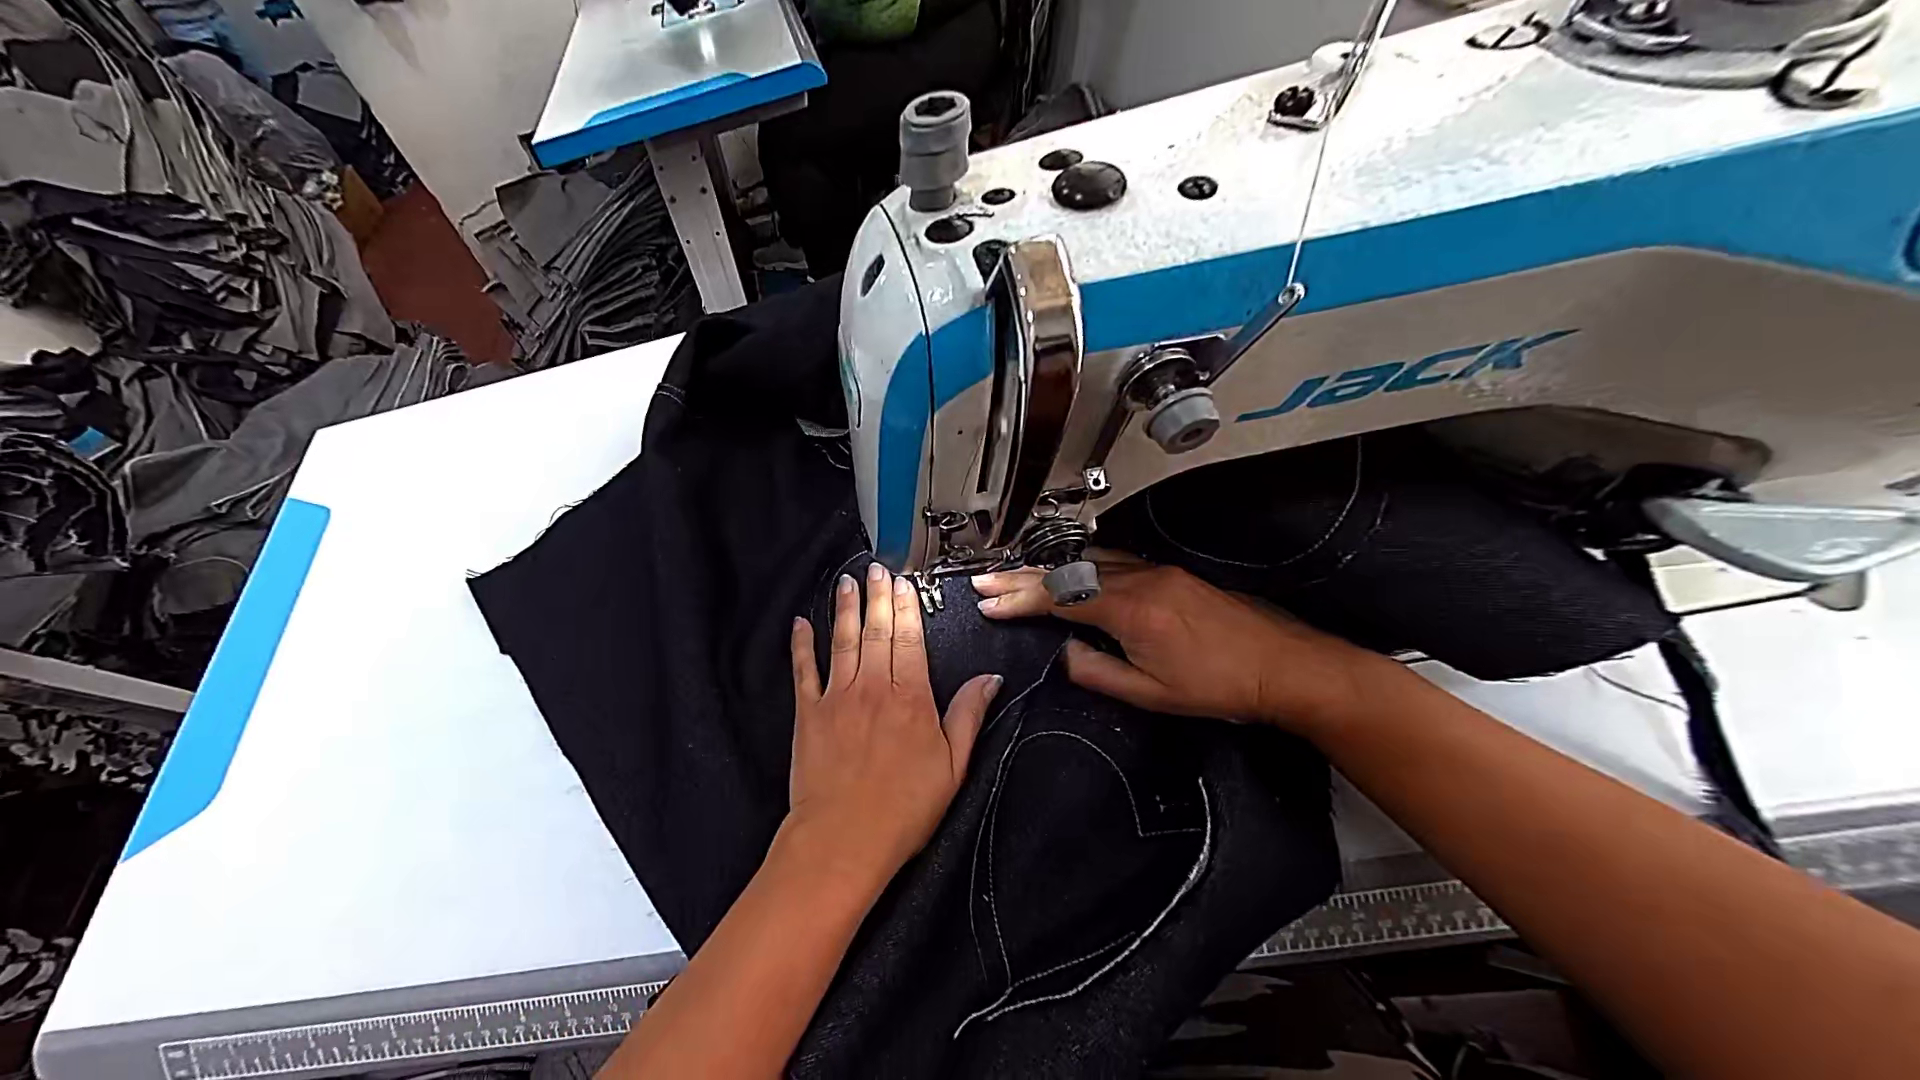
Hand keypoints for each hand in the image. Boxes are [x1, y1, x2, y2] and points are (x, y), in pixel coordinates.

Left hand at [786, 562, 1001, 882]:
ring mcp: (837, 697)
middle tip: (875, 570)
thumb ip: (969, 716)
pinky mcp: (808, 714)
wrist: (842, 840)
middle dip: (877, 597)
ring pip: (842, 641)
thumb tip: (989, 680)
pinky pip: (804, 670)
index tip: (903, 584)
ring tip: (846, 583)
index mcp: (911, 698)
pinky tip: (801, 624)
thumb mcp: (953, 766)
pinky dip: (801, 645)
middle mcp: (873, 688)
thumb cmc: (903, 809)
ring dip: (845, 610)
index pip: (910, 639)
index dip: (907, 608)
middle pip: (877, 631)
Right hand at [972, 551, 1395, 736]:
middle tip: (988, 582)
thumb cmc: (1223, 685)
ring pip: (1090, 563)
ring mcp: (1157, 573)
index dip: (1018, 600)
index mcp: (1131, 611)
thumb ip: (1098, 672)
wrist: (1284, 666)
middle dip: (1022, 578)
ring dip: (1050, 571)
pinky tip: (1072, 572)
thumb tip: (1064, 654)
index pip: (1059, 598)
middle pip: (1068, 573)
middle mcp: (1142, 581)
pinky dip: (1082, 567)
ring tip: (1018, 578)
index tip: (989, 603)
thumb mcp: (1152, 694)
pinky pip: (1114, 563)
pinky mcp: (1170, 574)